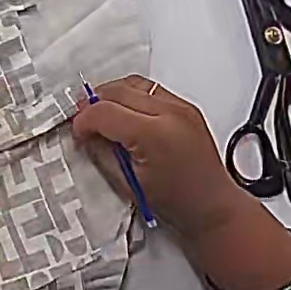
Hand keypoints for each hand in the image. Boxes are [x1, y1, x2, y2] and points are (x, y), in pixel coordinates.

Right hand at [71, 76, 290, 289]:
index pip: (104, 112)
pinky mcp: (186, 107)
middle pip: (117, 91)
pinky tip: (125, 114)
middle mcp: (170, 114)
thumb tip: (87, 135)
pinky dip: (132, 96)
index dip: (83, 121)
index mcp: (153, 135)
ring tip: (102, 115)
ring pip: (134, 84)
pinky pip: (150, 89)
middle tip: (83, 121)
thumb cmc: (175, 202)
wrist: (212, 205)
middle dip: (94, 104)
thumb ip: (102, 154)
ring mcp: (181, 107)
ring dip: (112, 95)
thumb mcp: (127, 183)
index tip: (78, 133)